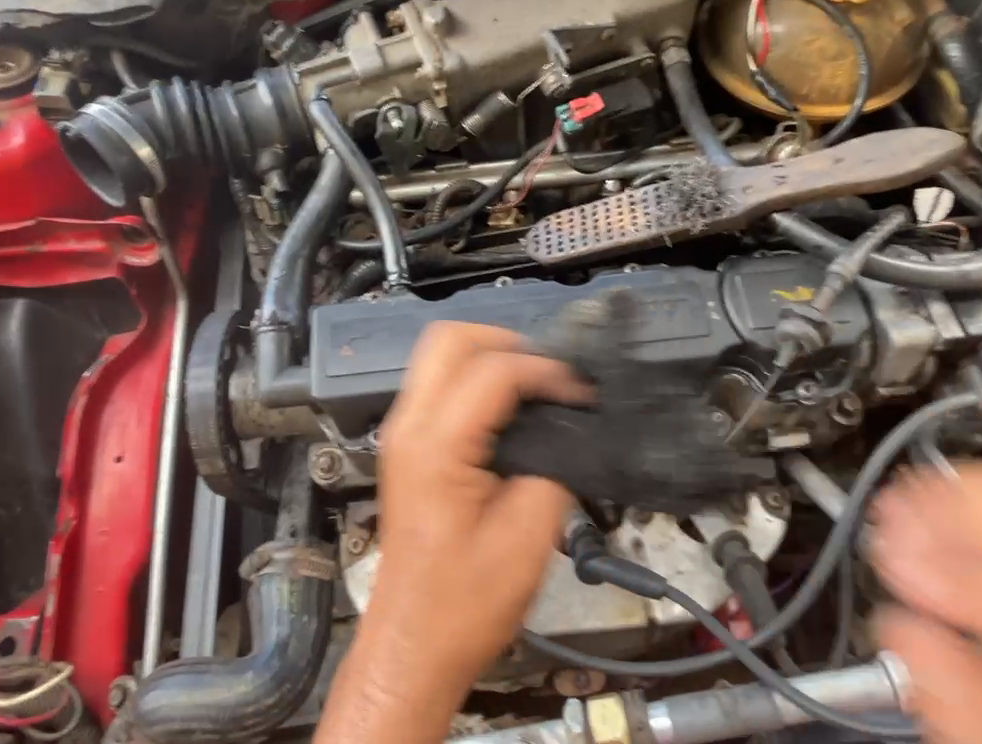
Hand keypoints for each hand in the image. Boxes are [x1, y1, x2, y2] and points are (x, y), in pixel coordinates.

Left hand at [317, 323, 590, 743]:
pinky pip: (437, 385)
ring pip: (439, 355)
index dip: (545, 370)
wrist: (414, 643)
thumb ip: (554, 465)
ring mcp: (401, 434)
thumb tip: (569, 426)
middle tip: (551, 372)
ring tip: (537, 386)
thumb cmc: (465, 604)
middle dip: (506, 342)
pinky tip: (511, 408)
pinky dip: (475, 379)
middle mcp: (409, 427)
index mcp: (436, 445)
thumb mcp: (529, 536)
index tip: (580, 391)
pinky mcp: (407, 447)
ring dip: (490, 357)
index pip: (492, 370)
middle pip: (449, 338)